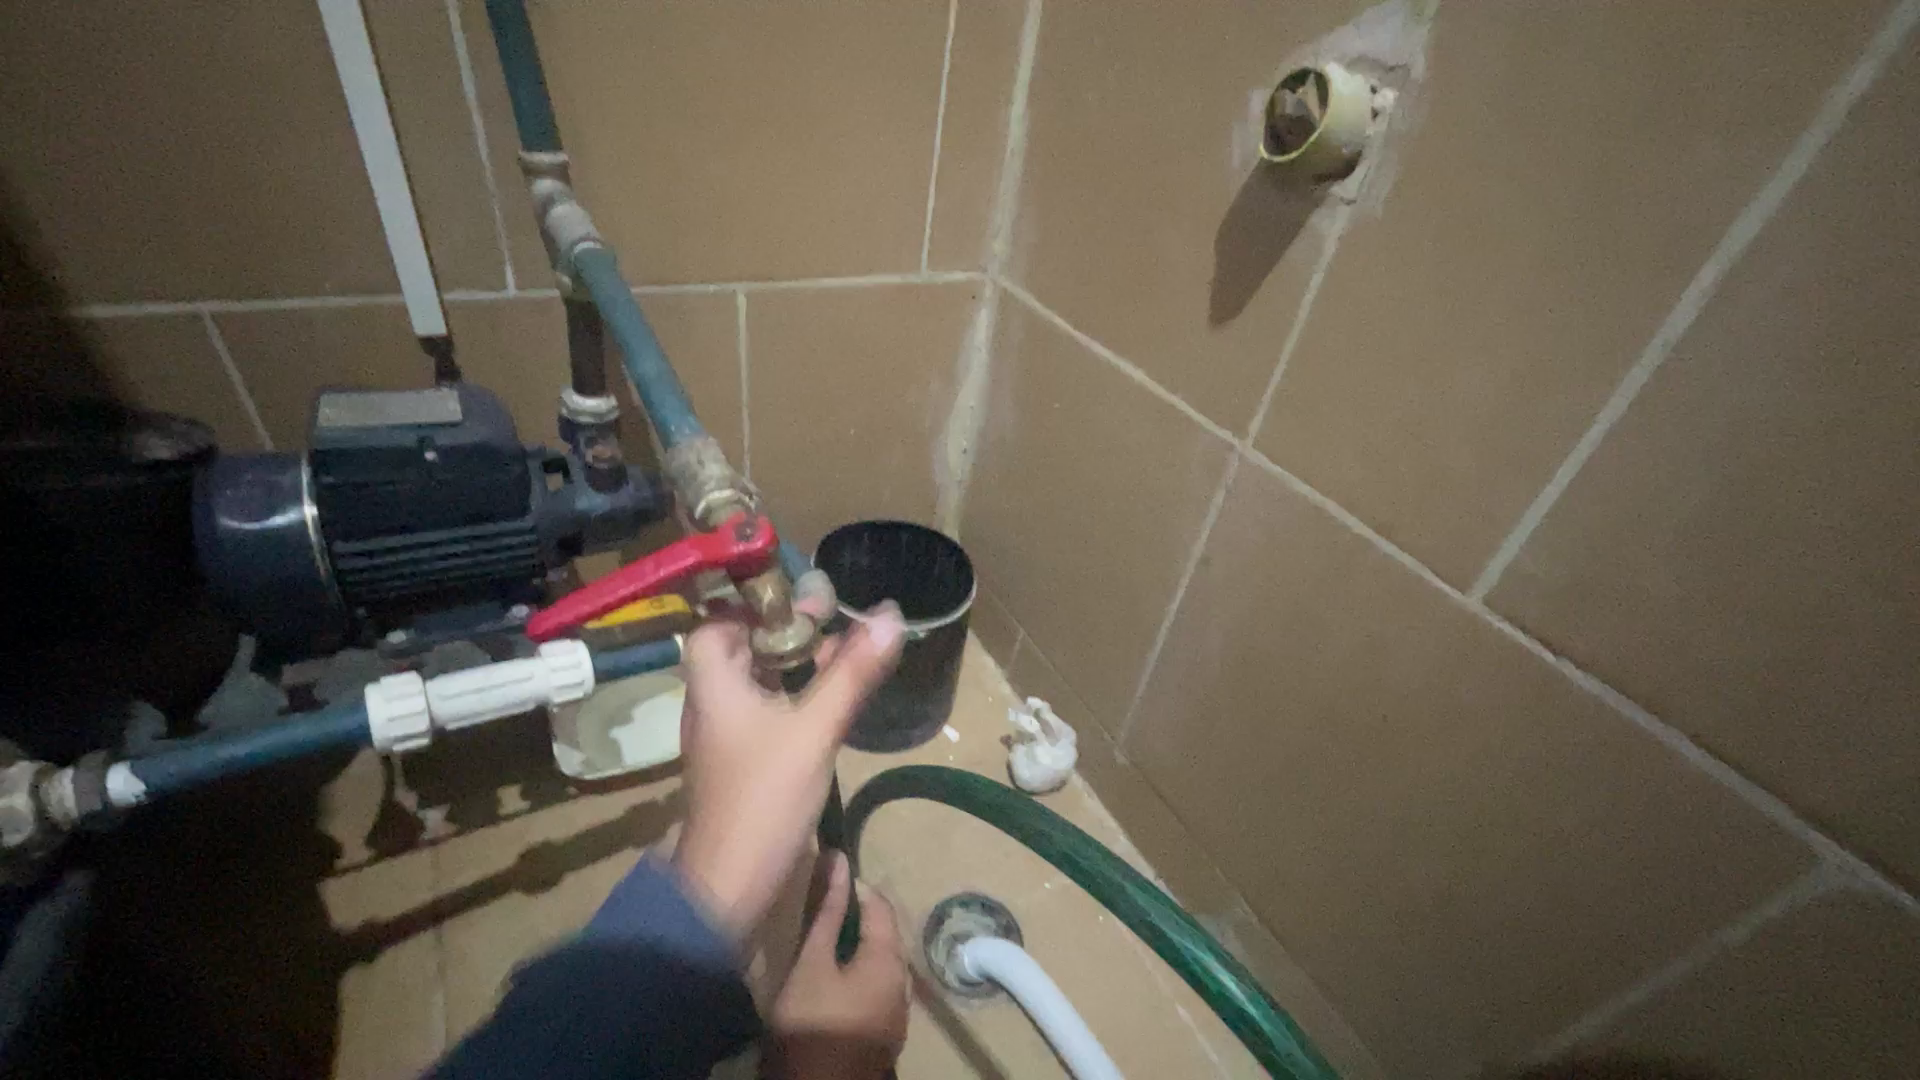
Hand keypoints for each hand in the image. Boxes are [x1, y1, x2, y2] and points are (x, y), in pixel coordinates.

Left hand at [672, 603, 903, 940]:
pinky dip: (794, 692)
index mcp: (714, 683)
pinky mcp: (744, 759)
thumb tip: (890, 616)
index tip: (799, 595)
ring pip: (757, 679)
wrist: (730, 886)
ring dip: (792, 660)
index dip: (754, 603)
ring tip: (839, 645)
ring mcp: (727, 733)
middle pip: (740, 646)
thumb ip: (851, 673)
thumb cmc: (764, 797)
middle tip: (829, 615)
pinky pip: (767, 708)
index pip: (719, 622)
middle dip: (784, 627)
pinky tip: (829, 694)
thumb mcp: (815, 729)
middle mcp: (713, 701)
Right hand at [765, 853, 910, 1079]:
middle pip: (884, 931)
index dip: (853, 887)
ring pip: (881, 959)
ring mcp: (898, 1008)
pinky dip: (860, 970)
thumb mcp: (812, 962)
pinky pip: (877, 984)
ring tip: (825, 941)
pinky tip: (836, 978)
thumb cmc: (813, 1024)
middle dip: (856, 915)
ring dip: (858, 945)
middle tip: (821, 911)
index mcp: (889, 957)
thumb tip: (839, 862)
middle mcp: (902, 978)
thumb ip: (827, 911)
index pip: (879, 903)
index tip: (825, 880)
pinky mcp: (888, 1030)